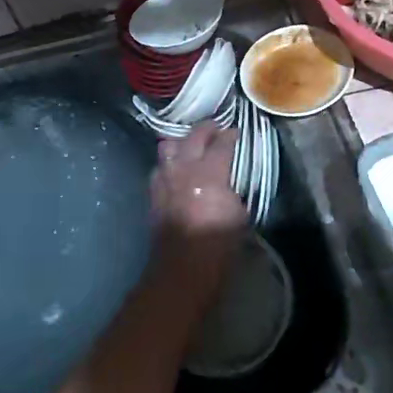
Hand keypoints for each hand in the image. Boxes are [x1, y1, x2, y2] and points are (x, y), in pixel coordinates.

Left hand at [150, 124, 246, 239]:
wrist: (183, 263)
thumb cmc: (219, 242)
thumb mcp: (240, 214)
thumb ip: (233, 189)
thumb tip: (227, 183)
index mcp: (209, 172)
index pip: (221, 143)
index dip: (231, 136)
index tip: (236, 133)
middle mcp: (183, 168)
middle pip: (192, 136)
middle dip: (206, 129)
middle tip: (216, 130)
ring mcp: (164, 178)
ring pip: (168, 146)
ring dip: (182, 141)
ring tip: (192, 144)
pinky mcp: (152, 191)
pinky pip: (159, 167)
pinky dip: (169, 162)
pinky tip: (176, 168)